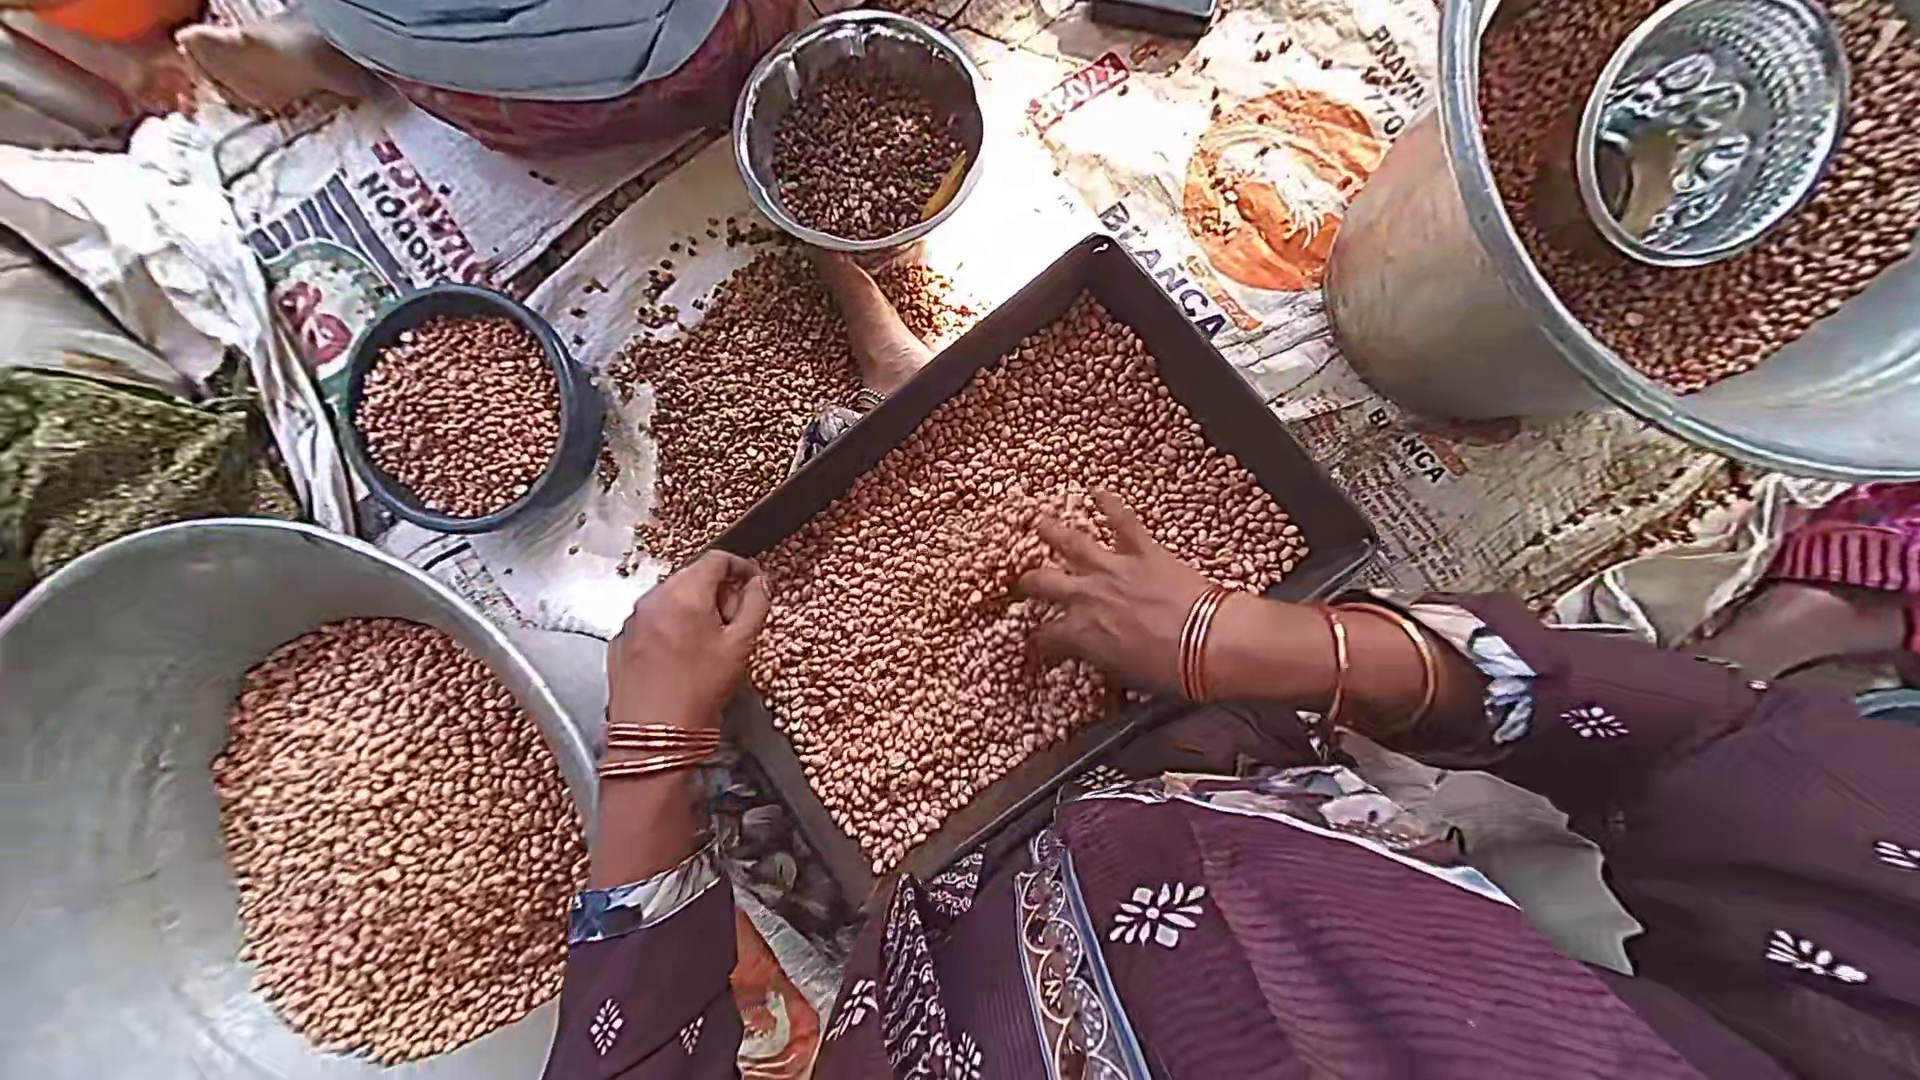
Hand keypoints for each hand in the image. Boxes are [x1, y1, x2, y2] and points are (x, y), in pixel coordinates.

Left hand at [609, 550, 769, 731]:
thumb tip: (759, 582)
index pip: (716, 559)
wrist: (654, 734)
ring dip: (696, 606)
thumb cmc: (701, 688)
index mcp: (685, 594)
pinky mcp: (621, 640)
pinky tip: (683, 654)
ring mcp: (632, 619)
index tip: (753, 584)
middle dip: (719, 590)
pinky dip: (673, 624)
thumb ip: (756, 604)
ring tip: (710, 641)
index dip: (741, 566)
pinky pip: (654, 618)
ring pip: (672, 596)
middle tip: (735, 620)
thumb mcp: (741, 644)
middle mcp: (653, 599)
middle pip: (693, 575)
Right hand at [1018, 491, 1213, 693]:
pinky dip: (1109, 504)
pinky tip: (1098, 492)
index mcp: (1080, 633)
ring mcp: (1112, 569)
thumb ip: (1102, 657)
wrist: (1208, 644)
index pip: (1047, 636)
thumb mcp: (1125, 674)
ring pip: (1071, 543)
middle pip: (1043, 583)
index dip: (1041, 640)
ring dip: (1052, 531)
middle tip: (1026, 580)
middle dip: (1030, 582)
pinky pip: (1121, 520)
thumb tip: (1098, 653)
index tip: (1041, 643)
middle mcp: (1086, 596)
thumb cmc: (1171, 669)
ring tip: (1040, 523)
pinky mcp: (1141, 551)